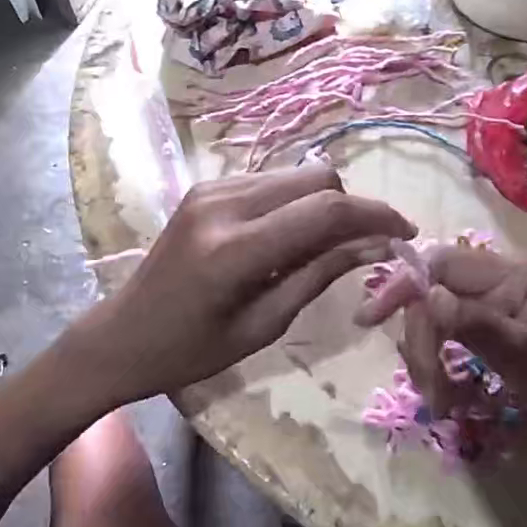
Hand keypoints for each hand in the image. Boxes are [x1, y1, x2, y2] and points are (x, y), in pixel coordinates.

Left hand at [73, 165, 413, 409]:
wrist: (120, 334)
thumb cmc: (190, 350)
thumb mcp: (263, 325)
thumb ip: (319, 275)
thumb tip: (375, 245)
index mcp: (234, 249)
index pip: (325, 210)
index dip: (375, 215)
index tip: (406, 232)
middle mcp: (223, 203)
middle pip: (317, 179)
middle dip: (353, 207)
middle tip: (367, 247)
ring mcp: (212, 188)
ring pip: (297, 175)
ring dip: (325, 204)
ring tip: (323, 250)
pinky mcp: (207, 186)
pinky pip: (273, 182)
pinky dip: (296, 203)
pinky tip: (288, 240)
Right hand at [359, 245, 526, 435]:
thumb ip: (478, 324)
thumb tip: (426, 295)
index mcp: (512, 276)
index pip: (442, 264)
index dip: (404, 285)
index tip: (371, 318)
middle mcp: (499, 284)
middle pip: (435, 296)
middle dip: (421, 341)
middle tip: (428, 389)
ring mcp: (496, 309)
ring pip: (438, 321)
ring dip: (429, 360)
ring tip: (442, 401)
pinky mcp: (494, 334)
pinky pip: (453, 341)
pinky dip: (444, 368)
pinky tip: (450, 397)